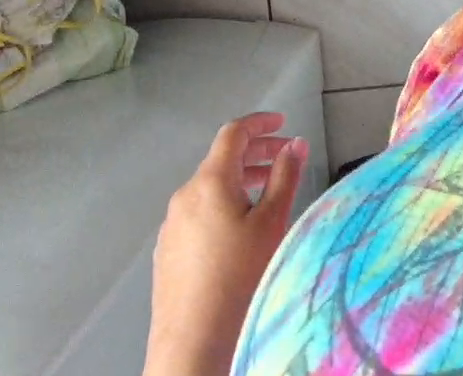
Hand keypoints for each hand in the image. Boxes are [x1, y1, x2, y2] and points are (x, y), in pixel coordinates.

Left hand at [144, 113, 308, 375]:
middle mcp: (184, 196)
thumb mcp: (272, 220)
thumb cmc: (240, 273)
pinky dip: (223, 205)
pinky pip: (198, 213)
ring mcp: (171, 225)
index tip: (283, 123)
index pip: (233, 133)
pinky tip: (240, 230)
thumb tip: (295, 143)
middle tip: (286, 157)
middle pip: (221, 160)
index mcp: (209, 181)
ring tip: (268, 195)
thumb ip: (285, 175)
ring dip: (240, 180)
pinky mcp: (167, 251)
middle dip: (255, 153)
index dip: (260, 123)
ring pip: (209, 188)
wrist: (193, 340)